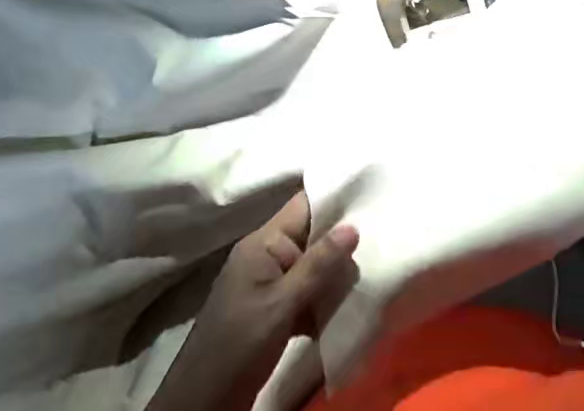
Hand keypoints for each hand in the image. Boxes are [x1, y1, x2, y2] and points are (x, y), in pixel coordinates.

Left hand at [147, 191, 359, 410]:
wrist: (201, 404)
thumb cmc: (239, 345)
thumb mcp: (281, 305)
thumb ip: (318, 266)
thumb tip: (353, 226)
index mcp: (263, 243)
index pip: (303, 206)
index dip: (335, 197)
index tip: (371, 194)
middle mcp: (266, 256)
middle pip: (311, 235)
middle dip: (342, 239)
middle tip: (382, 236)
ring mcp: (268, 284)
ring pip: (311, 266)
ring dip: (336, 273)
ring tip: (375, 267)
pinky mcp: (273, 311)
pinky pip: (306, 292)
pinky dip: (325, 298)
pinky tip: (352, 303)